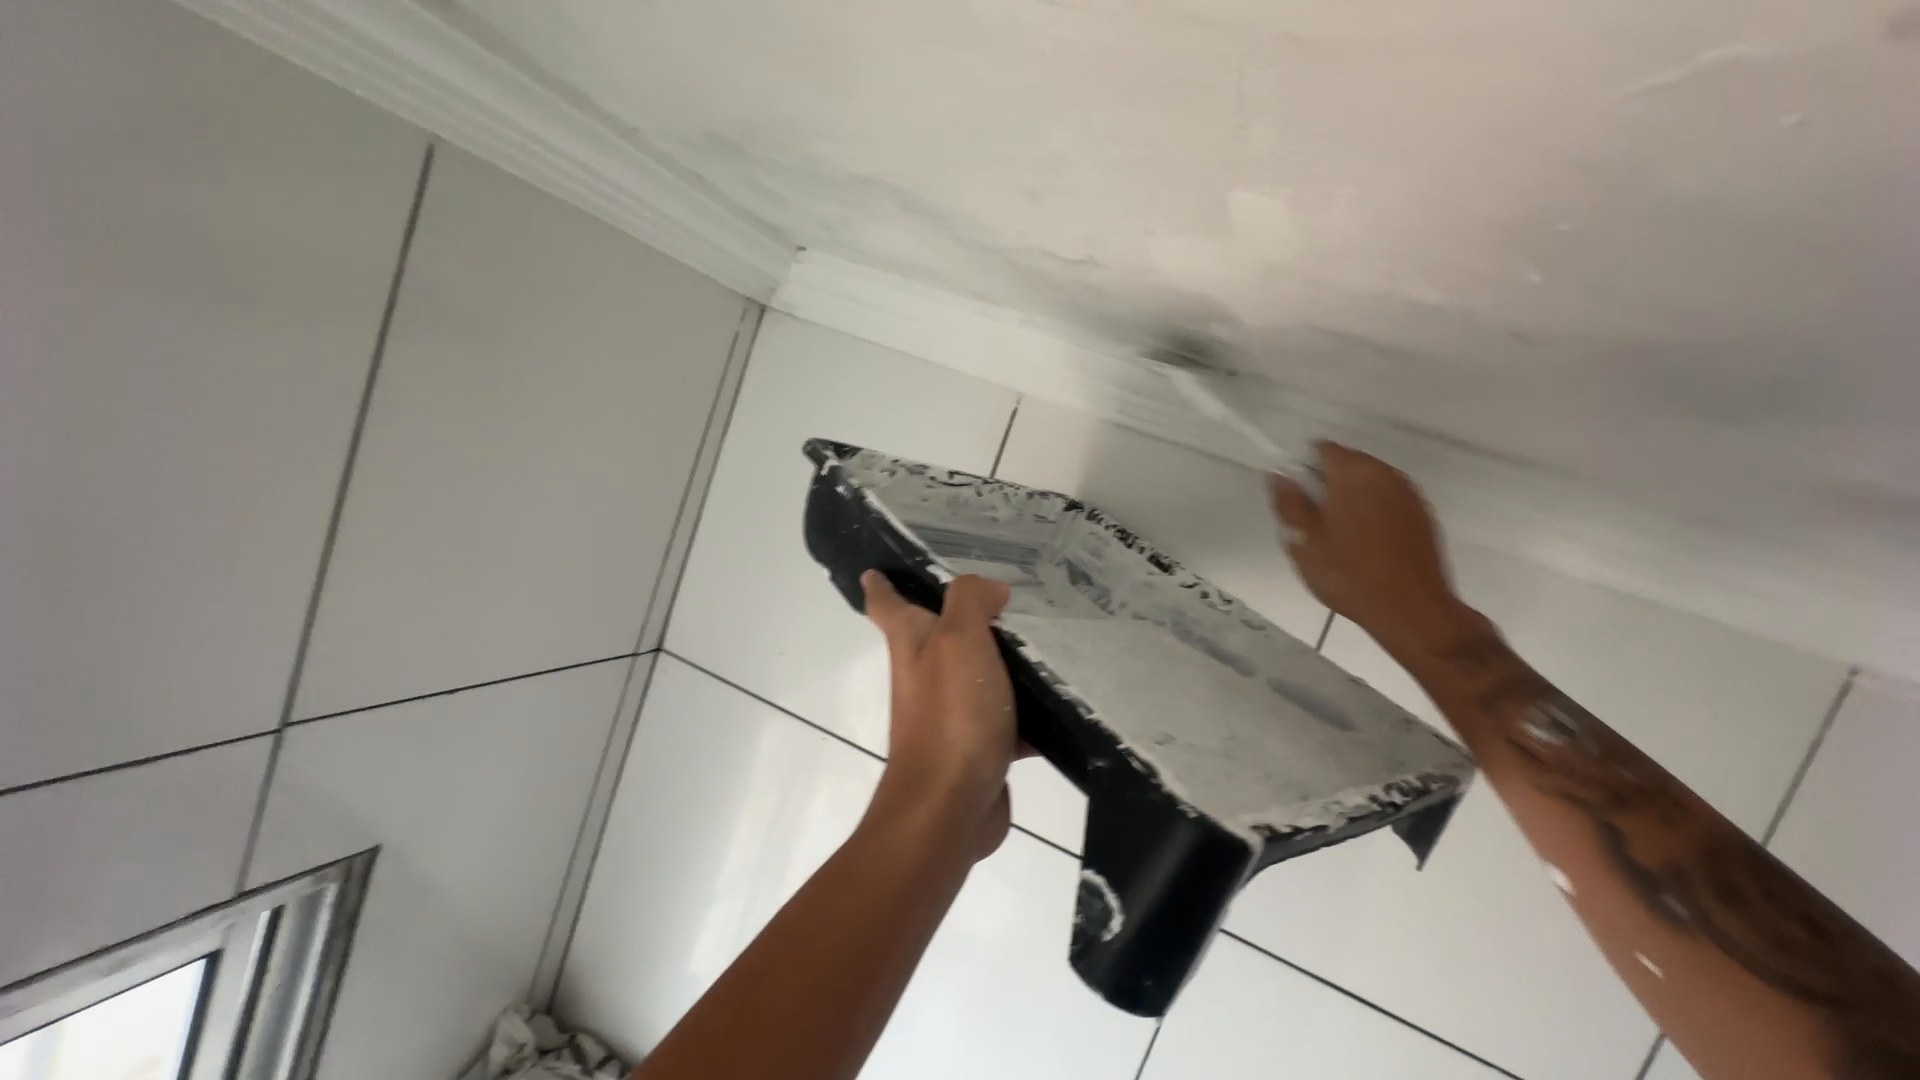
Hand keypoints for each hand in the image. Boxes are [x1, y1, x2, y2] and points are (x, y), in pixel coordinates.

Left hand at [861, 570, 1021, 861]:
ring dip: (1003, 658)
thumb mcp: (958, 641)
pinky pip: (1007, 718)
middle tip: (1001, 590)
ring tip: (1046, 633)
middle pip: (938, 637)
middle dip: (961, 614)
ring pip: (978, 675)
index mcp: (911, 645)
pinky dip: (1030, 710)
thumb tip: (991, 589)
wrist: (949, 808)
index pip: (886, 605)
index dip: (881, 585)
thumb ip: (970, 602)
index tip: (877, 569)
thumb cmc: (949, 716)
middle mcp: (925, 676)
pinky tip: (1065, 697)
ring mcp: (950, 714)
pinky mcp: (978, 747)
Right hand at [1270, 442, 1480, 655]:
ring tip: (1336, 537)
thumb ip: (1288, 502)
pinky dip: (1372, 515)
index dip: (1301, 467)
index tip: (1292, 496)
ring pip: (1370, 486)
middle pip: (1348, 465)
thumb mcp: (1303, 540)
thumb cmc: (1348, 572)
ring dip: (1350, 500)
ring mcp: (1410, 496)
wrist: (1410, 610)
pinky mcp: (1424, 519)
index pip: (1323, 450)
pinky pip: (1389, 504)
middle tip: (1309, 522)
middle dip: (1326, 485)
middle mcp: (1387, 474)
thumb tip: (1279, 476)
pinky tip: (1363, 546)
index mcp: (1355, 472)